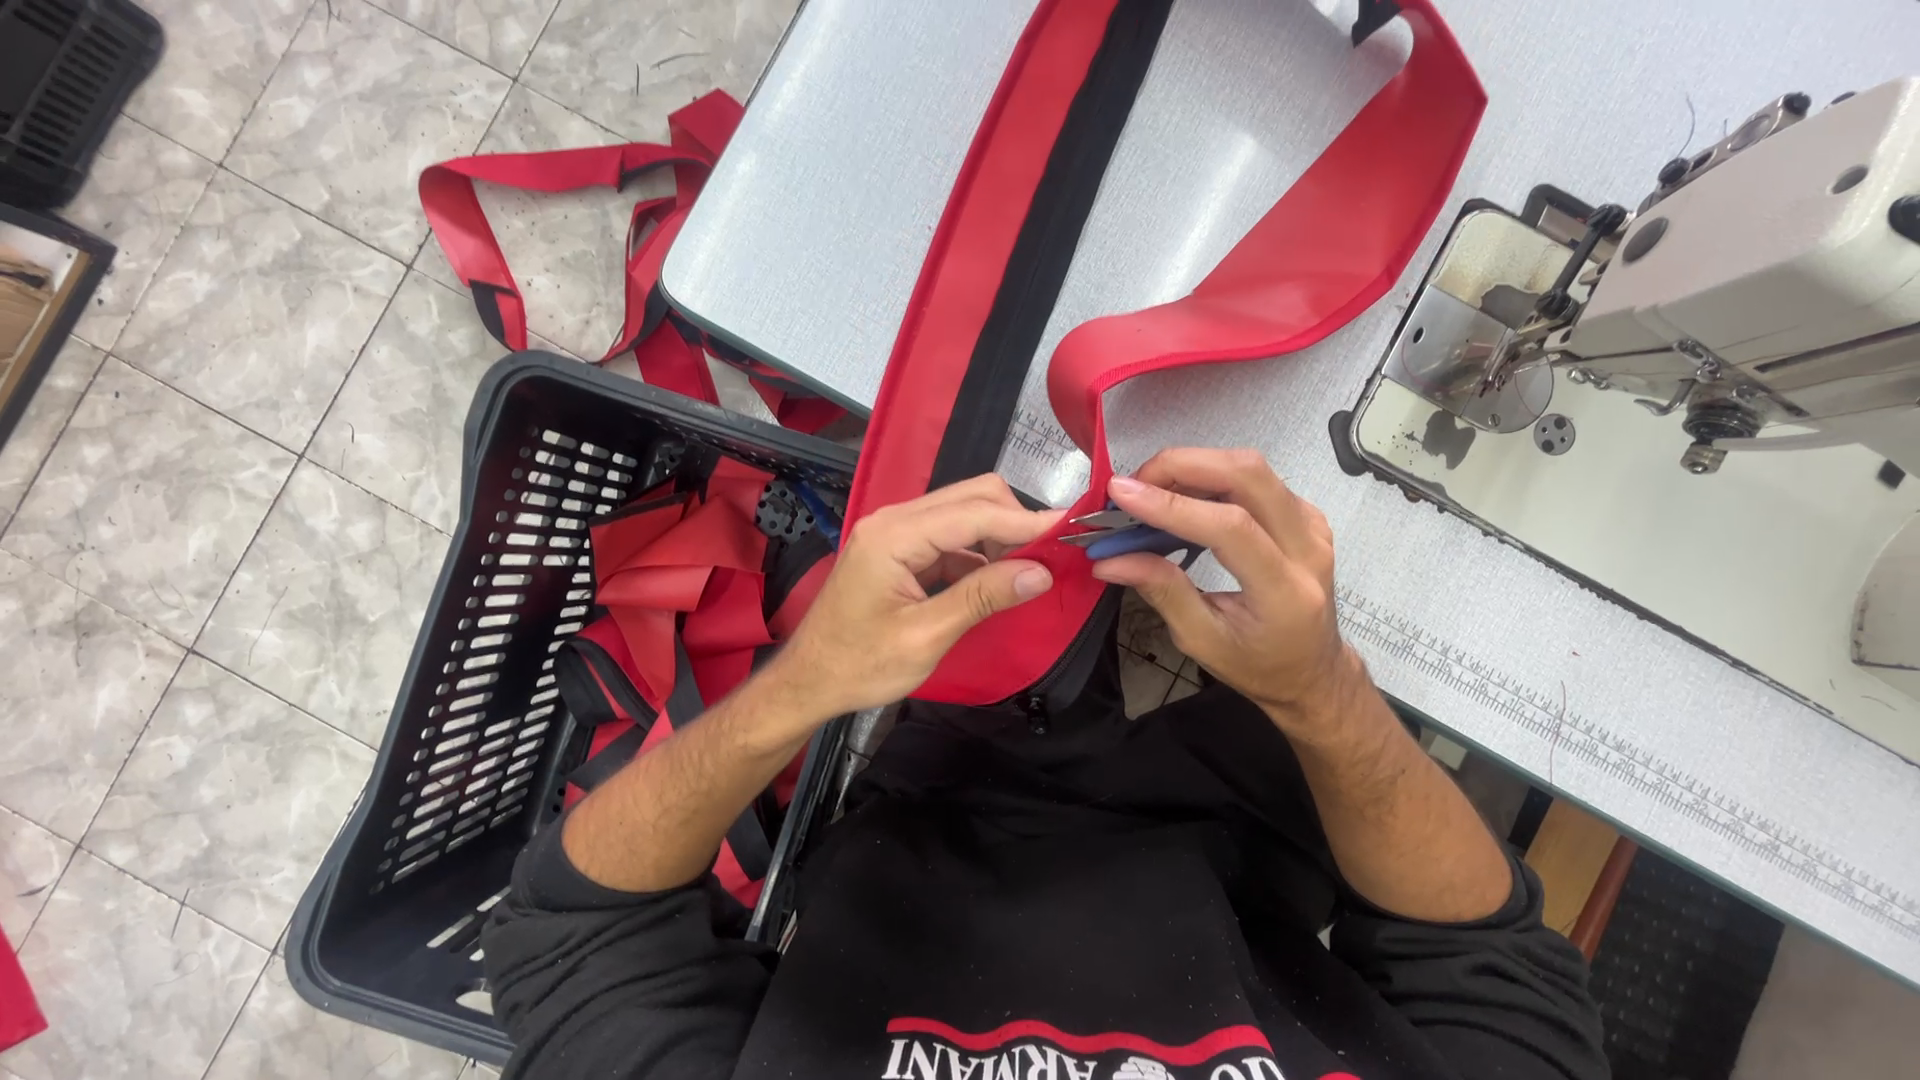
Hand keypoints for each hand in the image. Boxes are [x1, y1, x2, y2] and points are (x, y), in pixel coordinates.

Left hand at [766, 474, 1061, 718]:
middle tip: (1050, 557)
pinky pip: (950, 536)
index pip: (974, 511)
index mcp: (894, 535)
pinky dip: (979, 552)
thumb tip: (1041, 573)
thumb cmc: (860, 666)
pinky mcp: (899, 548)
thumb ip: (982, 598)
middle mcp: (894, 519)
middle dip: (1015, 522)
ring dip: (1000, 537)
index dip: (1026, 521)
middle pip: (971, 497)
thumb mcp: (925, 637)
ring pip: (963, 512)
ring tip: (1030, 571)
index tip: (1072, 531)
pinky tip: (997, 580)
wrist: (809, 681)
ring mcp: (894, 531)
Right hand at [1089, 448, 1363, 731]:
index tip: (1121, 494)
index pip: (1230, 527)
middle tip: (1132, 484)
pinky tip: (1179, 497)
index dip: (1172, 505)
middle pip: (1247, 474)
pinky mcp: (1303, 513)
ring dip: (1192, 467)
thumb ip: (1161, 592)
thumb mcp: (1201, 641)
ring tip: (1148, 491)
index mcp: (1285, 591)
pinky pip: (1253, 478)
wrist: (1312, 670)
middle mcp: (1307, 547)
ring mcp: (1311, 524)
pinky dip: (1208, 477)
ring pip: (1249, 467)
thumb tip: (1109, 560)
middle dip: (1182, 465)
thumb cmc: (1258, 665)